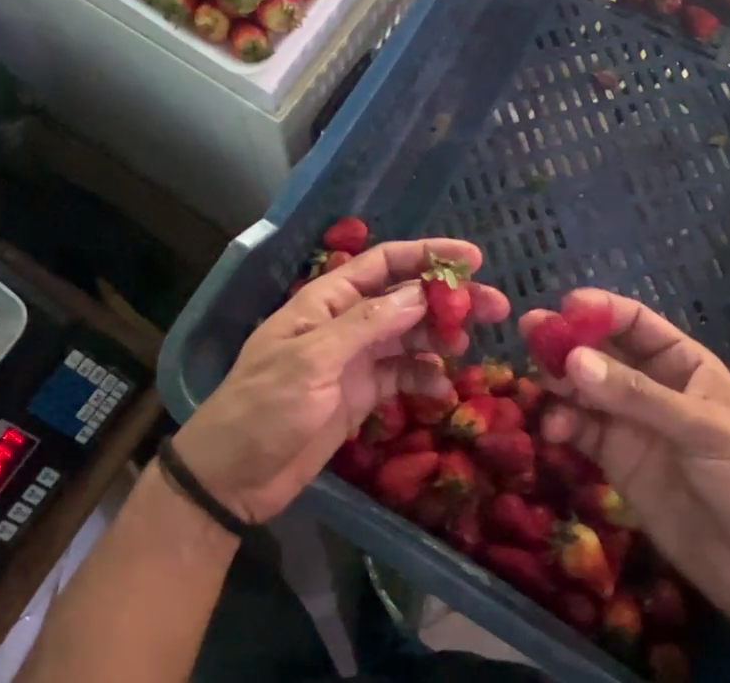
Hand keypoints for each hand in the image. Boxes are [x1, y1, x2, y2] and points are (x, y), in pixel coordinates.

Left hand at [171, 239, 511, 523]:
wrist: (233, 476)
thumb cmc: (264, 408)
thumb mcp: (312, 361)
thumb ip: (367, 325)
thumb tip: (419, 294)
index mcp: (326, 301)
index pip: (384, 263)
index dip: (428, 255)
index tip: (474, 258)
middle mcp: (344, 323)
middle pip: (405, 298)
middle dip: (448, 299)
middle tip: (496, 307)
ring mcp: (353, 360)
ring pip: (409, 337)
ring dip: (440, 338)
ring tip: (469, 349)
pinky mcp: (360, 395)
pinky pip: (402, 376)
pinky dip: (425, 378)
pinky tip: (443, 389)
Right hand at [530, 290, 729, 630]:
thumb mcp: (705, 430)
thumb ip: (637, 396)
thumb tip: (573, 360)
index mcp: (686, 366)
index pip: (638, 324)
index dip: (602, 310)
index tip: (565, 307)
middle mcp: (653, 388)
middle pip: (601, 352)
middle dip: (567, 341)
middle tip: (529, 333)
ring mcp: (631, 425)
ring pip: (583, 389)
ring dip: (559, 382)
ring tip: (538, 384)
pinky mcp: (616, 462)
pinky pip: (580, 431)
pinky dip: (562, 424)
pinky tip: (553, 430)